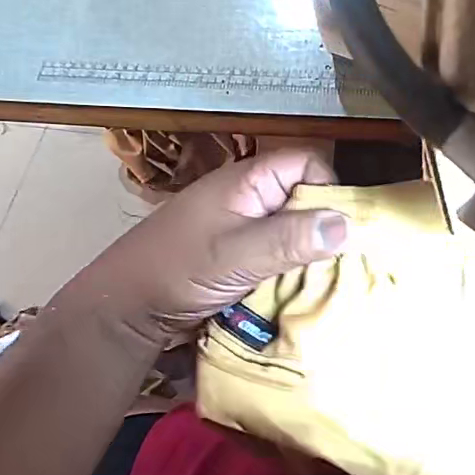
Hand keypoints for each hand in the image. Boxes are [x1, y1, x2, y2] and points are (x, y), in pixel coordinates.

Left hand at [48, 147, 349, 352]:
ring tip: (327, 280)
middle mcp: (252, 198)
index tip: (340, 227)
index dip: (330, 187)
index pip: (309, 163)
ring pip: (298, 230)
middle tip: (341, 261)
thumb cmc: (175, 271)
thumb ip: (290, 239)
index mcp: (249, 181)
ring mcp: (247, 227)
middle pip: (308, 198)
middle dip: (326, 228)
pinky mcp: (245, 255)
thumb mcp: (235, 254)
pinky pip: (284, 254)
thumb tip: (349, 225)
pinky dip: (295, 270)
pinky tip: (303, 290)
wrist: (125, 311)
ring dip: (312, 255)